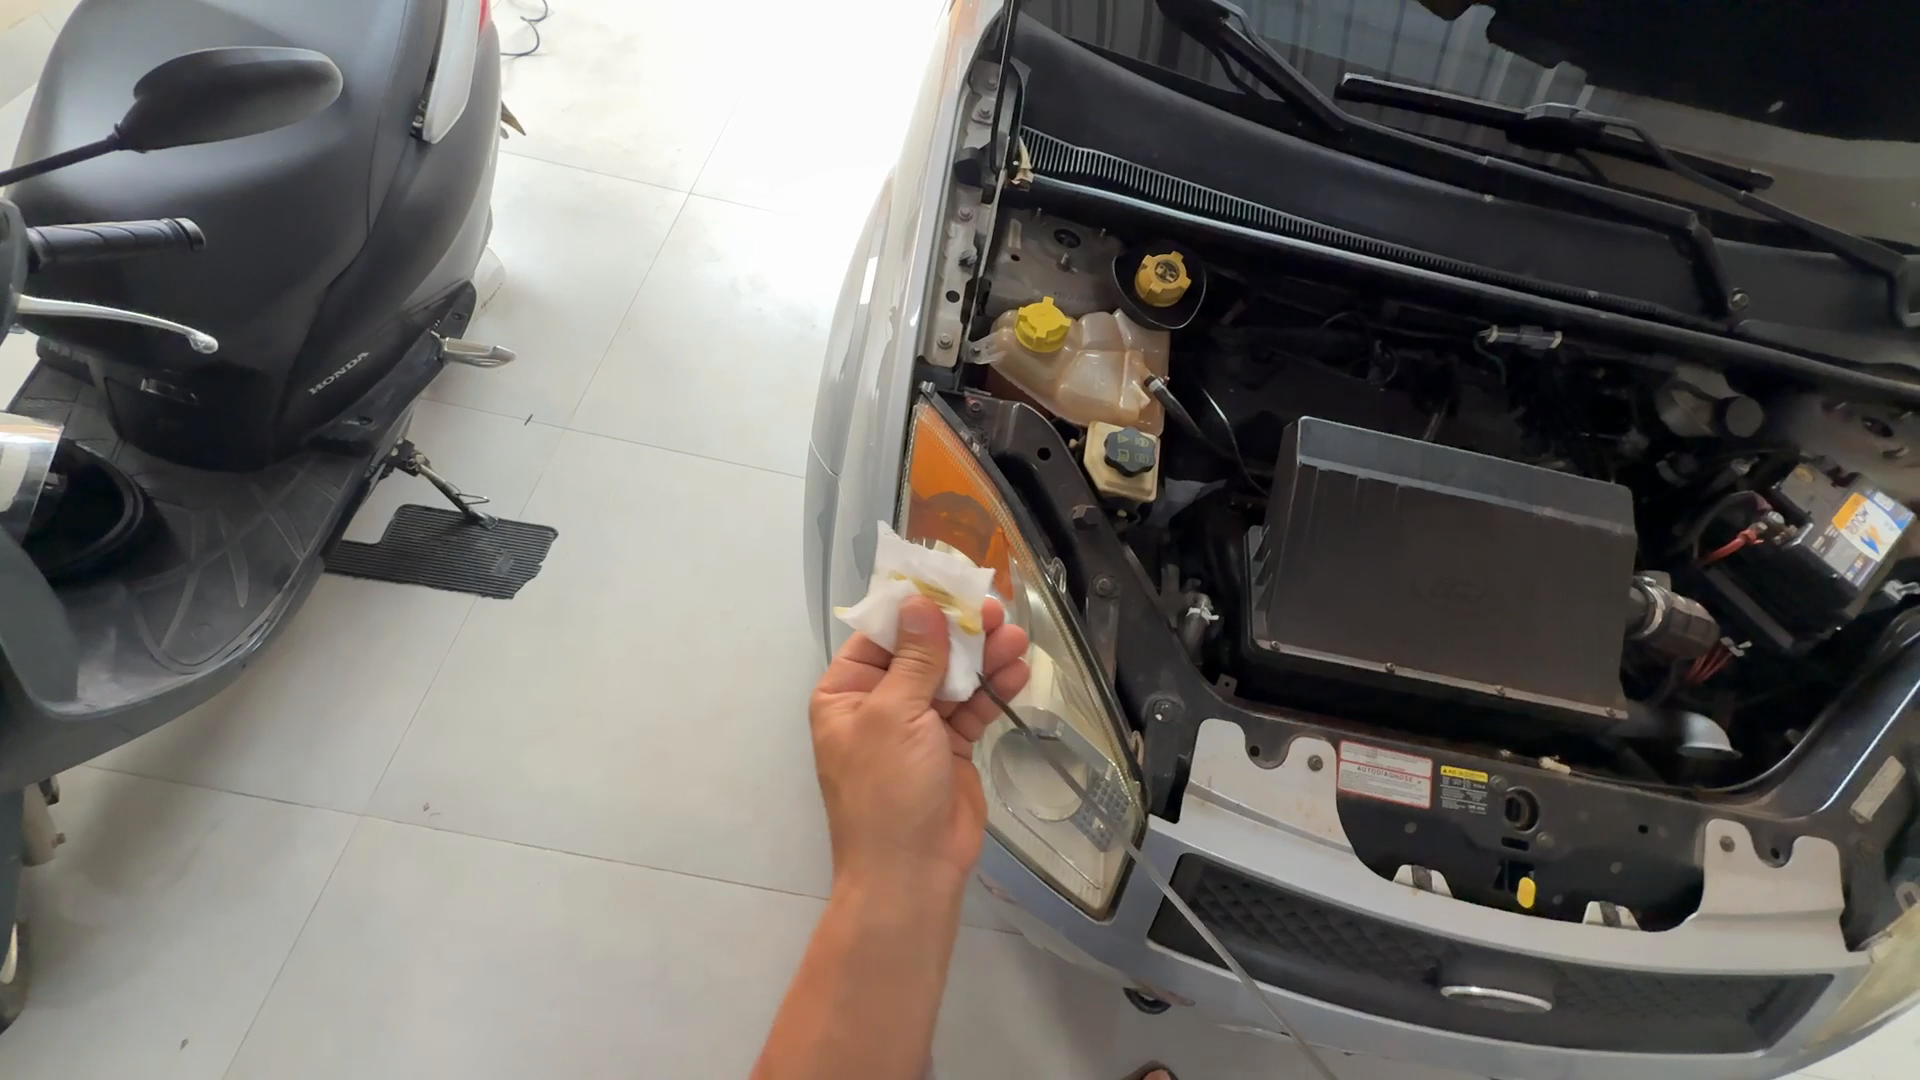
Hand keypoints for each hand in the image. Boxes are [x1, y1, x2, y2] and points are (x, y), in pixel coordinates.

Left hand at [809, 594, 1029, 895]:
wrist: (912, 873)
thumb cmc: (887, 789)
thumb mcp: (895, 715)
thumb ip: (916, 658)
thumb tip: (920, 604)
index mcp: (847, 692)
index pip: (881, 636)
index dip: (914, 608)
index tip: (949, 582)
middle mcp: (879, 703)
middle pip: (922, 652)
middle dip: (957, 631)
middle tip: (993, 609)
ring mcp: (917, 725)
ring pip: (952, 677)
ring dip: (983, 657)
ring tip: (1015, 636)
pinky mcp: (950, 745)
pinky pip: (972, 707)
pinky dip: (994, 689)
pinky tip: (1018, 670)